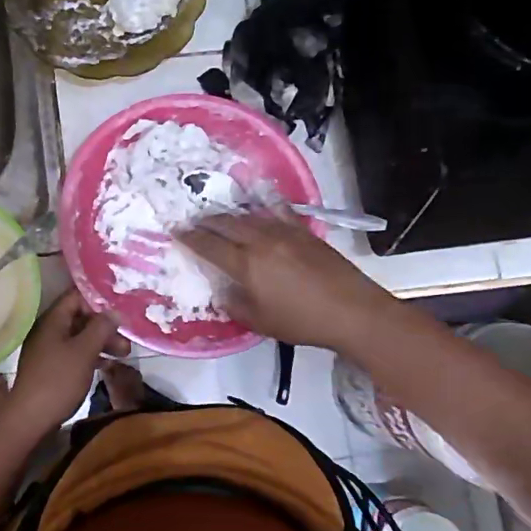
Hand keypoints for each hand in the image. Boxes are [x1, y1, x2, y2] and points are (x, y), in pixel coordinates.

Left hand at [3, 291, 129, 433]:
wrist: (31, 416)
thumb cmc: (58, 379)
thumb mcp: (84, 351)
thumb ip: (100, 328)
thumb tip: (114, 311)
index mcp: (52, 320)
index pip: (76, 297)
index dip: (98, 300)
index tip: (121, 308)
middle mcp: (48, 330)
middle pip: (79, 318)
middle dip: (104, 326)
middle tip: (127, 338)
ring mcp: (48, 349)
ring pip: (78, 337)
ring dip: (100, 342)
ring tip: (124, 353)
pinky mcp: (50, 367)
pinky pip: (73, 353)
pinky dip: (90, 355)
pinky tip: (107, 364)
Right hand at [177, 213, 410, 353]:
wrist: (354, 312)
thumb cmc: (302, 321)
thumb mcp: (259, 321)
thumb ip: (234, 304)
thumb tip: (222, 291)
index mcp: (245, 264)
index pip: (208, 245)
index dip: (189, 238)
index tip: (176, 232)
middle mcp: (261, 241)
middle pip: (225, 223)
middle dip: (205, 222)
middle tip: (194, 223)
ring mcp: (284, 232)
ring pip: (248, 216)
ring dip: (229, 215)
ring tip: (219, 218)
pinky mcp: (304, 231)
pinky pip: (277, 212)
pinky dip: (262, 209)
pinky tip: (258, 209)